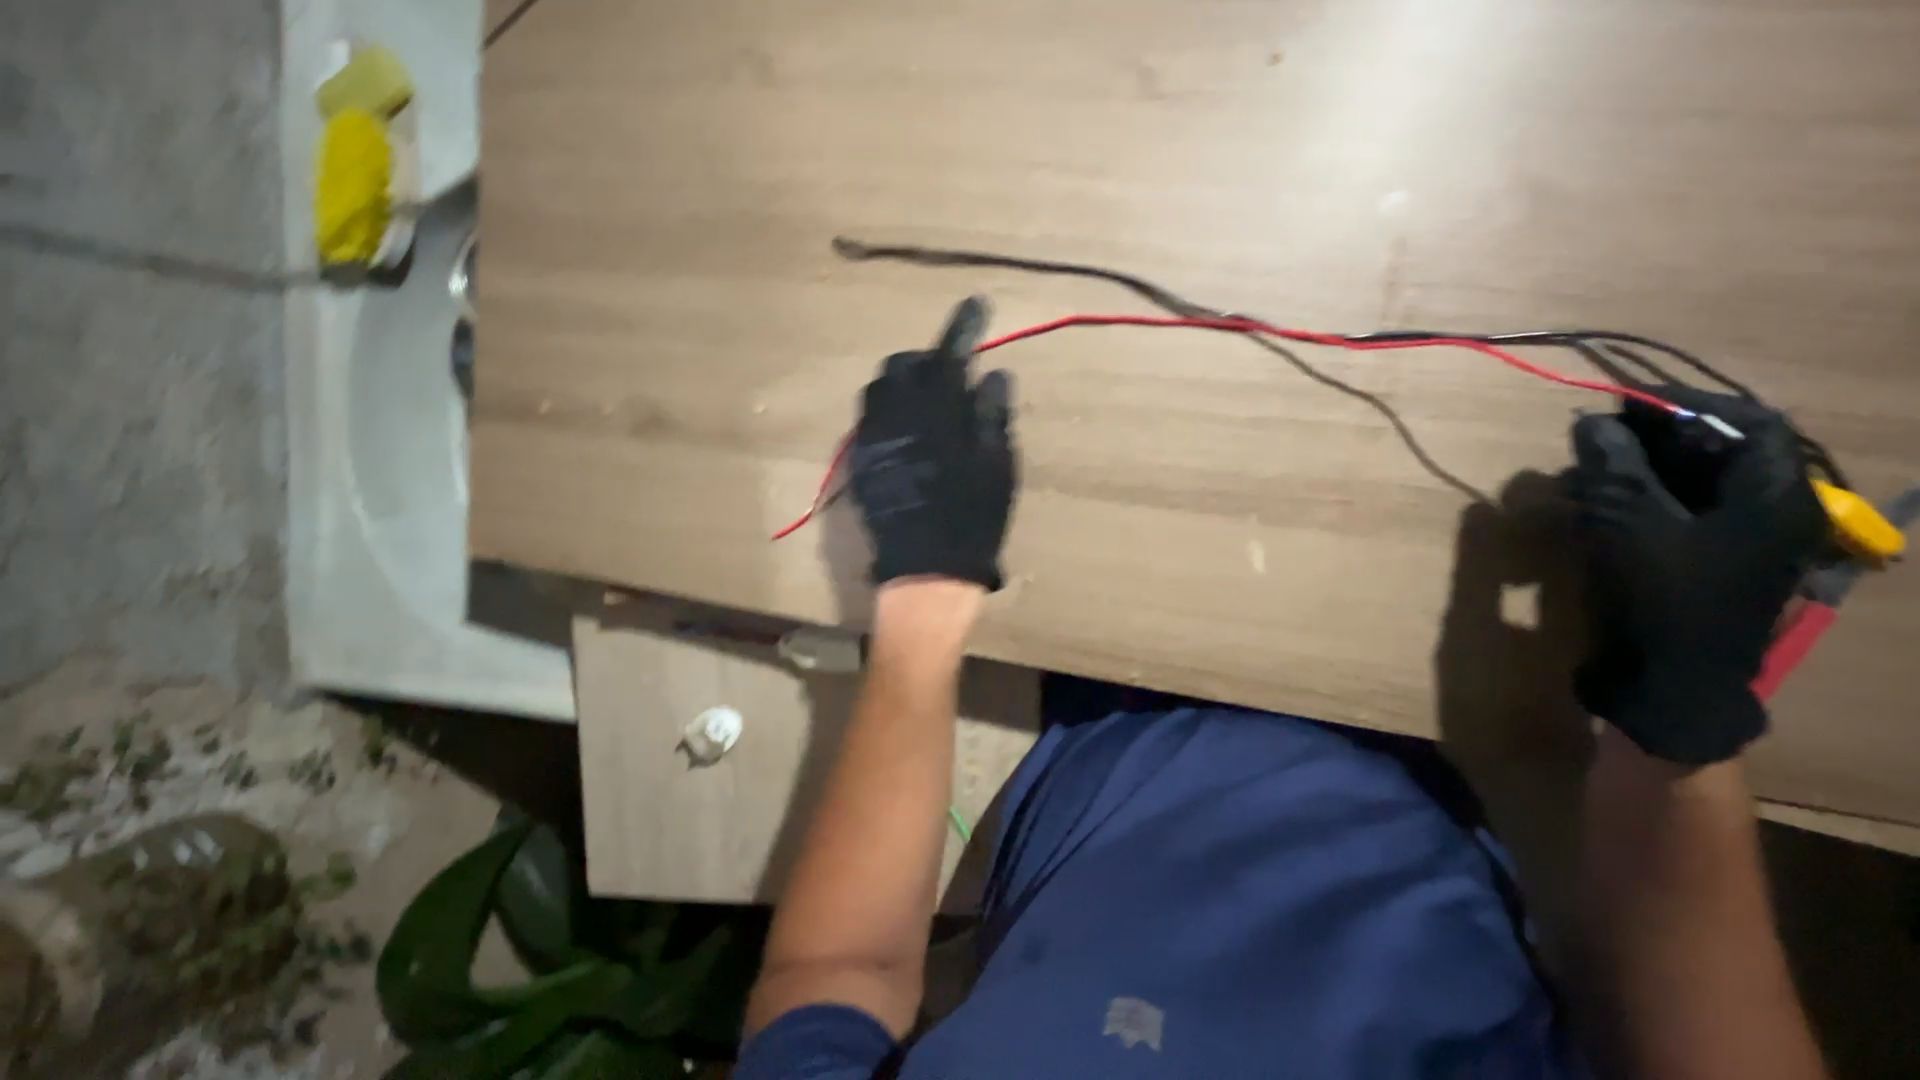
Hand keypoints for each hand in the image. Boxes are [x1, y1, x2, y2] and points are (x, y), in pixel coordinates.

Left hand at [850, 296, 1016, 590]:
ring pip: (878, 390)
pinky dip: (890, 412)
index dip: (965, 324)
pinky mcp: (860, 462)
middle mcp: (896, 415)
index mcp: (937, 410)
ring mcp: (871, 439)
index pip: (950, 351)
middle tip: (952, 370)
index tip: (977, 303)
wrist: (926, 571)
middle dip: (927, 358)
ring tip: (927, 400)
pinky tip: (909, 431)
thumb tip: (992, 373)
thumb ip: (992, 414)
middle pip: (902, 364)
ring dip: (903, 384)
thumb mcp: (998, 465)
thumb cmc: (973, 517)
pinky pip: (869, 420)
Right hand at [1567, 388, 1825, 765]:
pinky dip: (1636, 502)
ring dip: (1636, 471)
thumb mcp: (1628, 522)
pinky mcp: (1706, 568)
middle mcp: (1770, 515)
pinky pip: (1677, 517)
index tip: (1624, 399)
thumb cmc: (1660, 597)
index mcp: (1774, 497)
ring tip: (1581, 472)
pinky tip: (1590, 507)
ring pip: (1692, 485)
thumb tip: (1591, 422)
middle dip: (1652, 438)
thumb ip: (1612, 465)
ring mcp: (1740, 545)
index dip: (1684, 402)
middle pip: (1718, 451)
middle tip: (1596, 434)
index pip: (1746, 420)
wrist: (1667, 686)